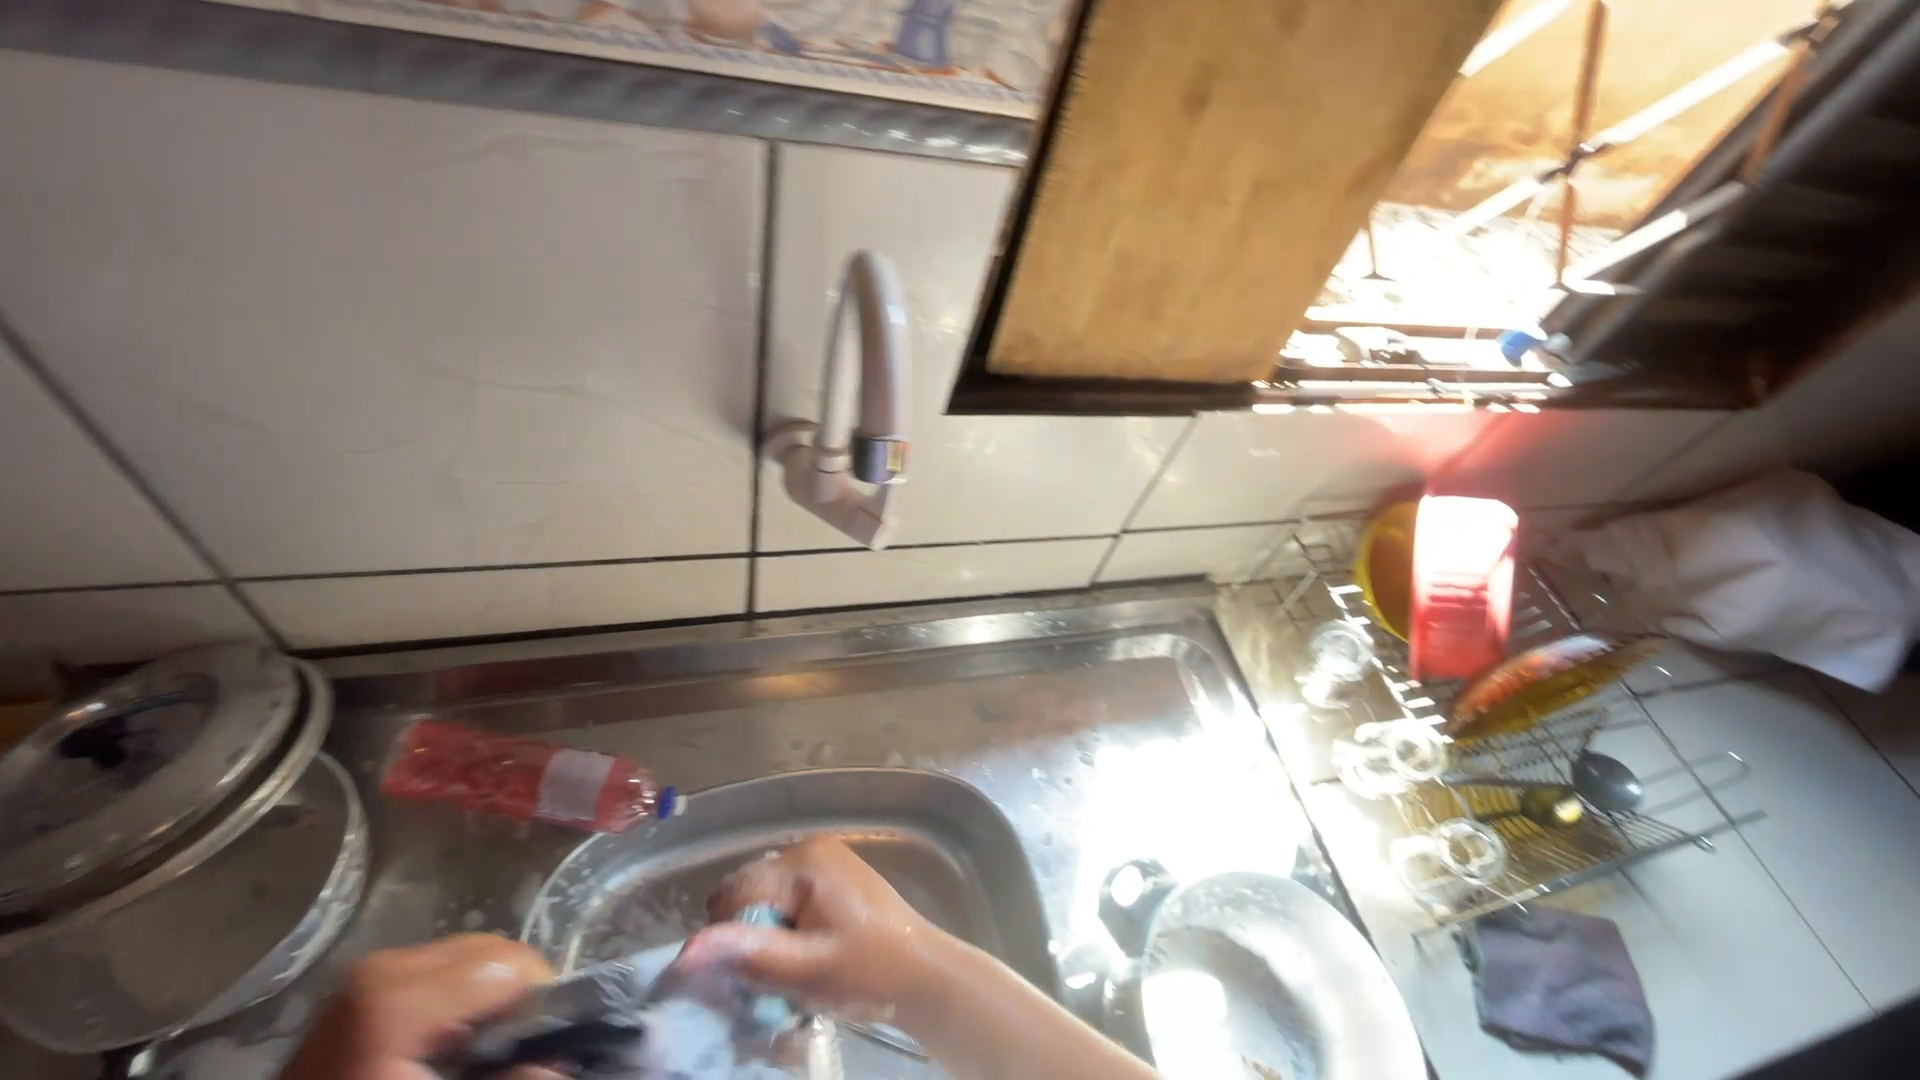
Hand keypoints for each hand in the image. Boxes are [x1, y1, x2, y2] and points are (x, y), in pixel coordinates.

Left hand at [278, 934, 555, 1079]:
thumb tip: (561, 1061)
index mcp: (398, 1001)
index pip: (509, 965)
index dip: (541, 998)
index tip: (545, 1042)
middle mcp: (386, 966)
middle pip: (494, 951)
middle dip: (518, 994)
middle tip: (515, 1045)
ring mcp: (373, 968)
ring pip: (474, 952)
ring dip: (492, 991)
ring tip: (480, 1044)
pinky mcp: (368, 977)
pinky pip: (445, 963)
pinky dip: (464, 990)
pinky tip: (450, 1035)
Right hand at [675, 837, 944, 1022]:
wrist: (921, 971)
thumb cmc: (868, 971)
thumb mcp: (807, 970)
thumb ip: (749, 955)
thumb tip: (686, 949)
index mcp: (802, 862)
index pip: (732, 894)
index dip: (734, 936)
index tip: (758, 969)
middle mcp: (808, 846)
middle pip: (747, 890)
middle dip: (752, 930)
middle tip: (779, 968)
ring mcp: (822, 855)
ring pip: (764, 893)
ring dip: (769, 928)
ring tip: (797, 959)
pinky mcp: (831, 869)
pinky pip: (786, 893)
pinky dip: (787, 921)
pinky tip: (809, 946)